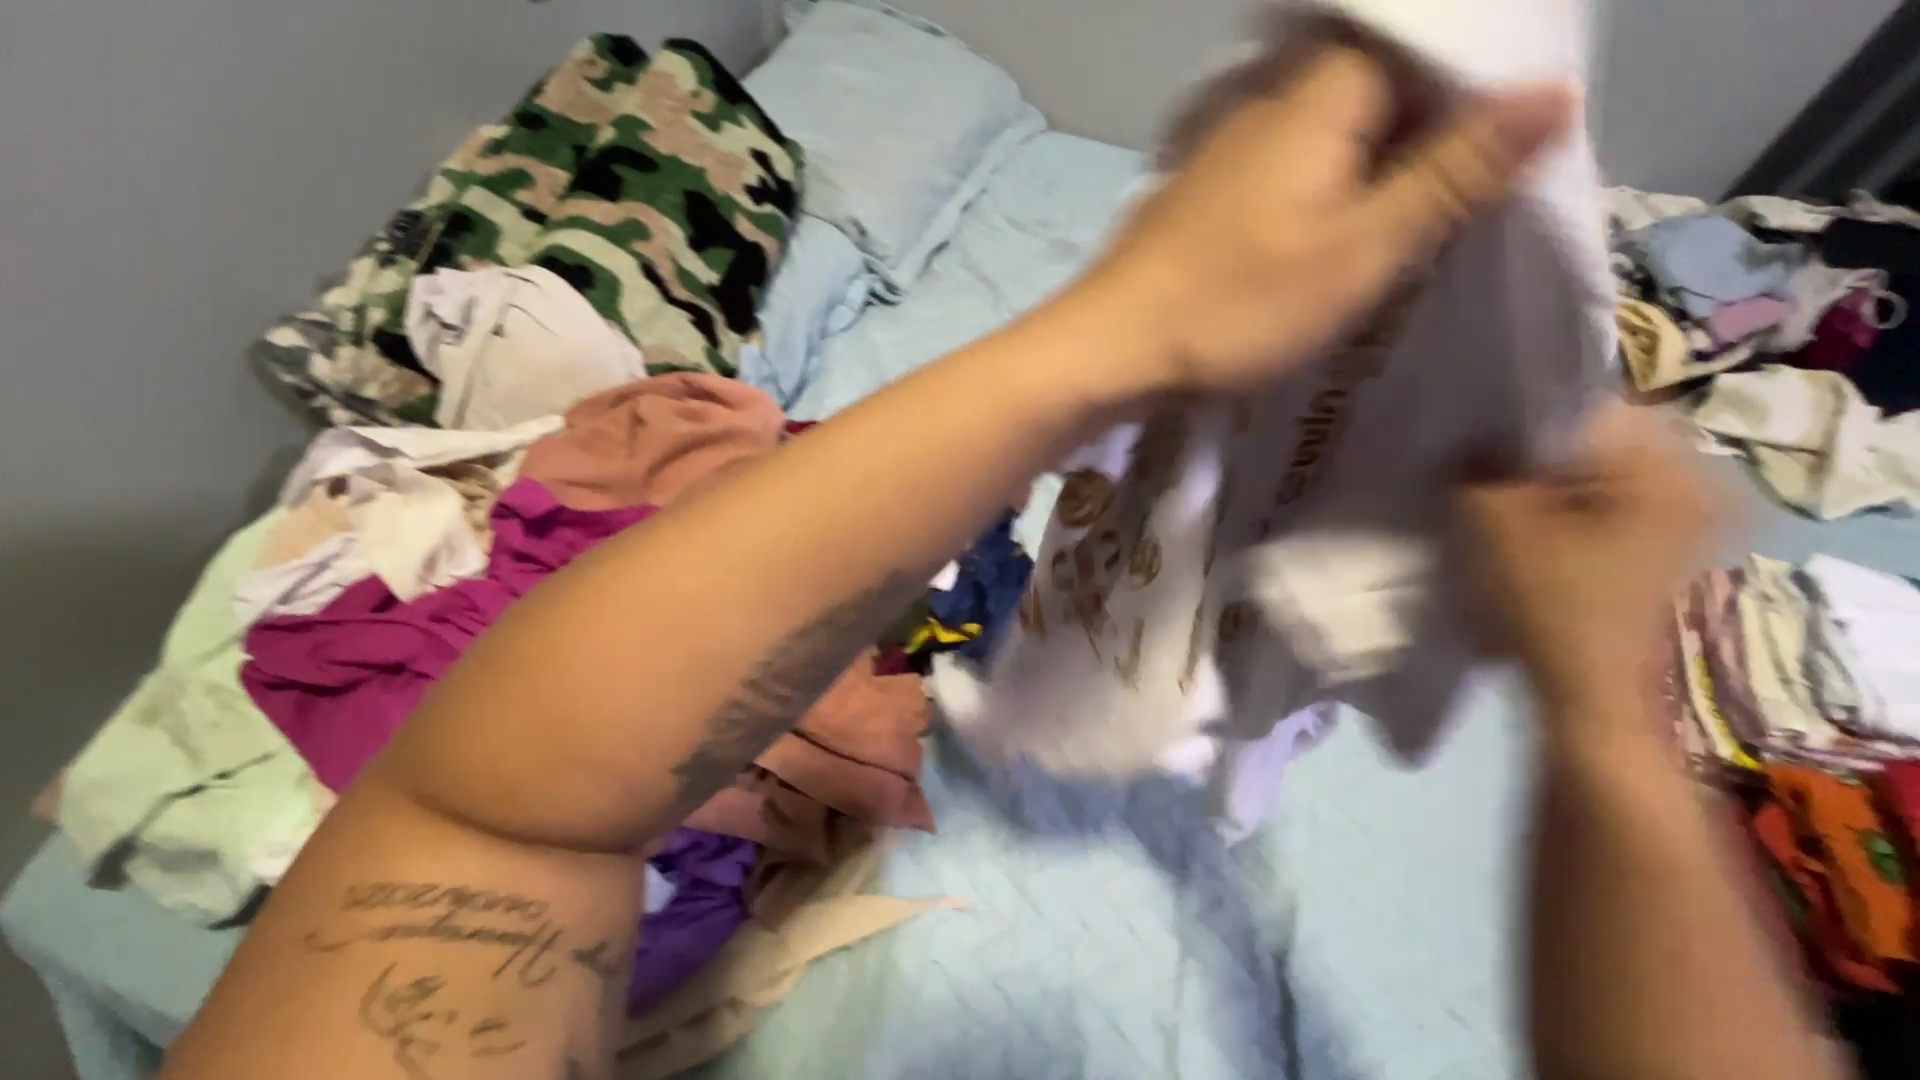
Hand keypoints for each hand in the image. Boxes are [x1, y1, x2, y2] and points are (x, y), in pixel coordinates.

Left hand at [1078, 45, 1574, 395]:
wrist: (1111, 346)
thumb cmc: (1234, 305)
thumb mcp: (1360, 250)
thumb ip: (1451, 173)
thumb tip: (1551, 91)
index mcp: (1321, 91)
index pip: (1427, 44)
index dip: (1479, 85)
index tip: (1511, 142)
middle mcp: (1271, 94)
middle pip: (1379, 79)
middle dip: (1431, 123)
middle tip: (1470, 184)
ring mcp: (1229, 139)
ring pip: (1332, 122)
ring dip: (1378, 157)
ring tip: (1413, 209)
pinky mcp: (1205, 183)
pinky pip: (1289, 157)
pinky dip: (1326, 180)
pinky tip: (1337, 221)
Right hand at [1454, 405, 1722, 722]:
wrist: (1587, 696)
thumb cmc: (1549, 606)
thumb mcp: (1495, 525)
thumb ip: (1475, 468)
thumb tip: (1468, 441)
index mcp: (1670, 467)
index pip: (1586, 402)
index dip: (1520, 411)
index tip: (1472, 427)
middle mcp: (1696, 480)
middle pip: (1595, 435)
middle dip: (1532, 445)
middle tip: (1476, 457)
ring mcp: (1686, 515)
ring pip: (1597, 468)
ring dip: (1543, 475)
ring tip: (1493, 488)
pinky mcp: (1663, 543)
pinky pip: (1606, 498)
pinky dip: (1561, 501)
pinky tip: (1521, 518)